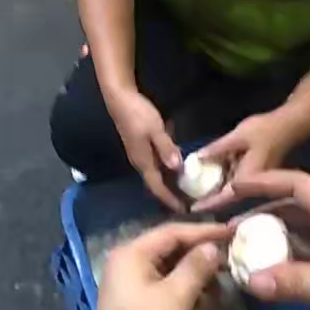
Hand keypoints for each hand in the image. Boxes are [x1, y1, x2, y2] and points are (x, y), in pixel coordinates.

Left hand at [82, 221, 232, 309]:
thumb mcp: (176, 300)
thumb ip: (195, 268)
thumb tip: (212, 247)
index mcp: (132, 253)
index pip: (173, 231)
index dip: (205, 231)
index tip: (234, 232)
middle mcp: (128, 261)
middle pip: (171, 248)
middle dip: (201, 254)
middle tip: (233, 259)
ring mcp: (131, 282)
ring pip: (170, 268)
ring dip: (196, 275)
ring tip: (223, 285)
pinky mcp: (137, 302)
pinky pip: (166, 285)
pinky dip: (186, 290)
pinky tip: (206, 301)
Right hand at [104, 87, 184, 211]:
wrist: (119, 98)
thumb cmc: (137, 114)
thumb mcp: (155, 129)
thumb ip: (166, 148)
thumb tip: (178, 169)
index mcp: (143, 161)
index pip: (157, 187)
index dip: (170, 199)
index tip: (184, 211)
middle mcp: (140, 161)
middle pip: (156, 184)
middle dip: (171, 194)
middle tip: (190, 201)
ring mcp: (139, 154)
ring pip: (156, 174)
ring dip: (169, 182)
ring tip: (186, 187)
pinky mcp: (140, 146)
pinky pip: (155, 164)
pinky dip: (166, 169)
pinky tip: (177, 166)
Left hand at [190, 111, 299, 207]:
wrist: (289, 124)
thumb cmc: (265, 130)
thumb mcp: (237, 137)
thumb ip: (217, 148)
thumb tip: (197, 158)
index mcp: (248, 179)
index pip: (225, 197)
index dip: (208, 204)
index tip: (192, 211)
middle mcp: (252, 183)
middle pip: (227, 195)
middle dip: (208, 198)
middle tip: (187, 201)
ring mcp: (254, 177)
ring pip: (230, 186)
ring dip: (214, 187)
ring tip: (192, 188)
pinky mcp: (254, 169)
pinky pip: (235, 175)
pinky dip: (222, 175)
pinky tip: (207, 171)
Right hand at [212, 171, 309, 309]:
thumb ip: (296, 283)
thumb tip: (247, 280)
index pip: (296, 184)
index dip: (262, 182)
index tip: (230, 188)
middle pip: (294, 206)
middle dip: (259, 213)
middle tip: (226, 228)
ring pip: (302, 232)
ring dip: (274, 239)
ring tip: (242, 252)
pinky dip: (291, 259)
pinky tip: (274, 274)